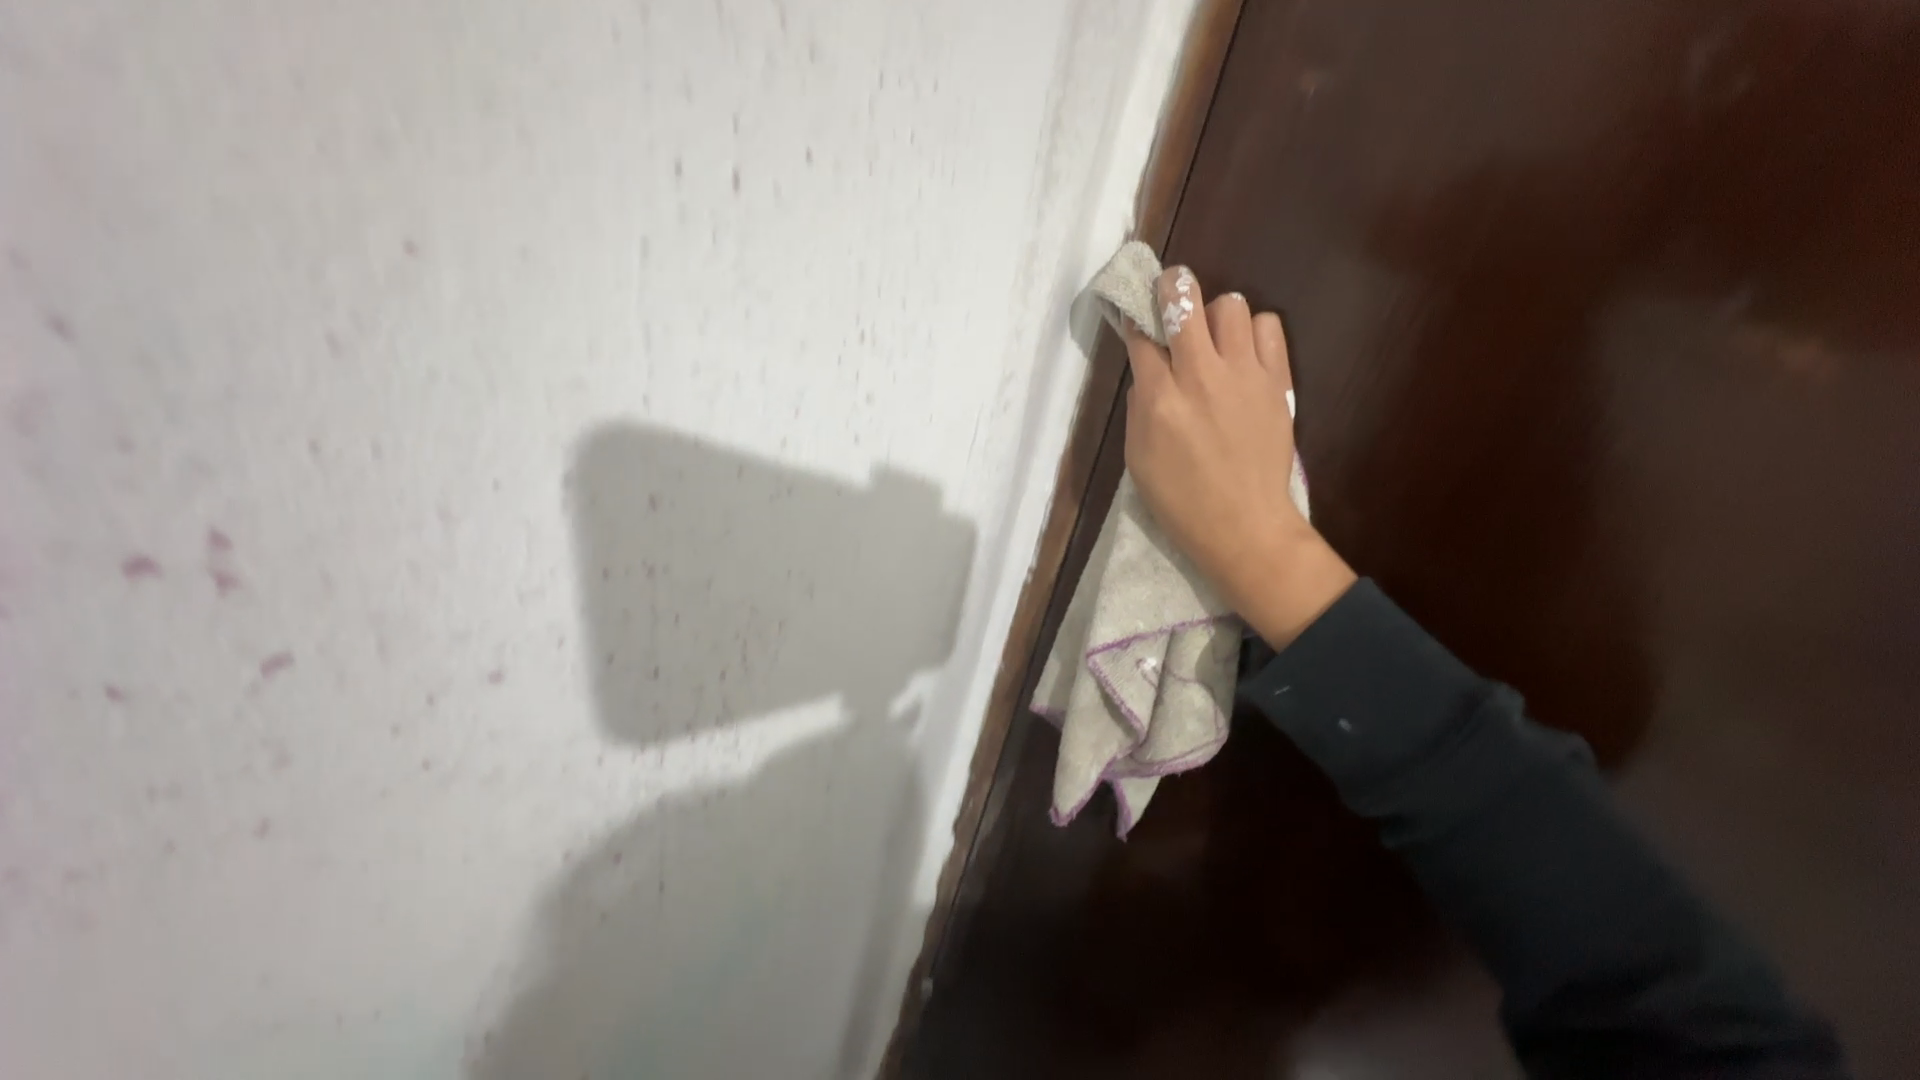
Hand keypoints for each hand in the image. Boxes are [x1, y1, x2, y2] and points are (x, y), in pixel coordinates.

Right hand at [1122, 265, 1355, 646]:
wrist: (1243, 525)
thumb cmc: (1180, 499)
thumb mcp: (1137, 458)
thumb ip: (1140, 407)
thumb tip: (1148, 370)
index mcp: (1160, 400)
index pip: (1142, 335)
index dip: (1134, 318)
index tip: (1133, 313)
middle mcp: (1201, 376)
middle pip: (1184, 300)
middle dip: (1171, 287)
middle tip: (1169, 295)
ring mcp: (1244, 375)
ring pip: (1231, 305)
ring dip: (1215, 314)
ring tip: (1213, 339)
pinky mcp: (1277, 382)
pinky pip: (1268, 327)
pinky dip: (1253, 331)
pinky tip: (1243, 354)